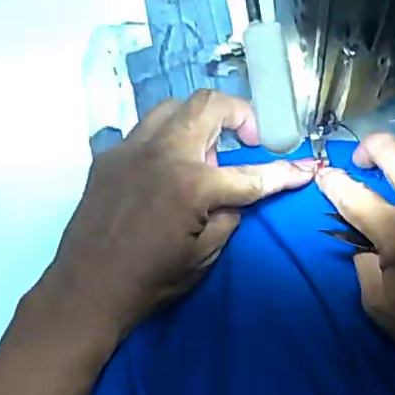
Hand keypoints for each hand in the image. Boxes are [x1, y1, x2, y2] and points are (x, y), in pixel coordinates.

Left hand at [44, 90, 318, 333]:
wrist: (88, 289)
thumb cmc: (150, 283)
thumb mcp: (203, 258)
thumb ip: (227, 219)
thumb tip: (234, 199)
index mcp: (191, 184)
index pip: (249, 175)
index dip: (283, 174)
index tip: (307, 168)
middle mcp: (162, 152)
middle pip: (208, 106)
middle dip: (239, 115)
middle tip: (249, 140)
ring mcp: (130, 148)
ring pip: (173, 108)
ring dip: (199, 121)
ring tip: (207, 151)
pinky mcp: (108, 156)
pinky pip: (145, 131)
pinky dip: (167, 139)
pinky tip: (169, 168)